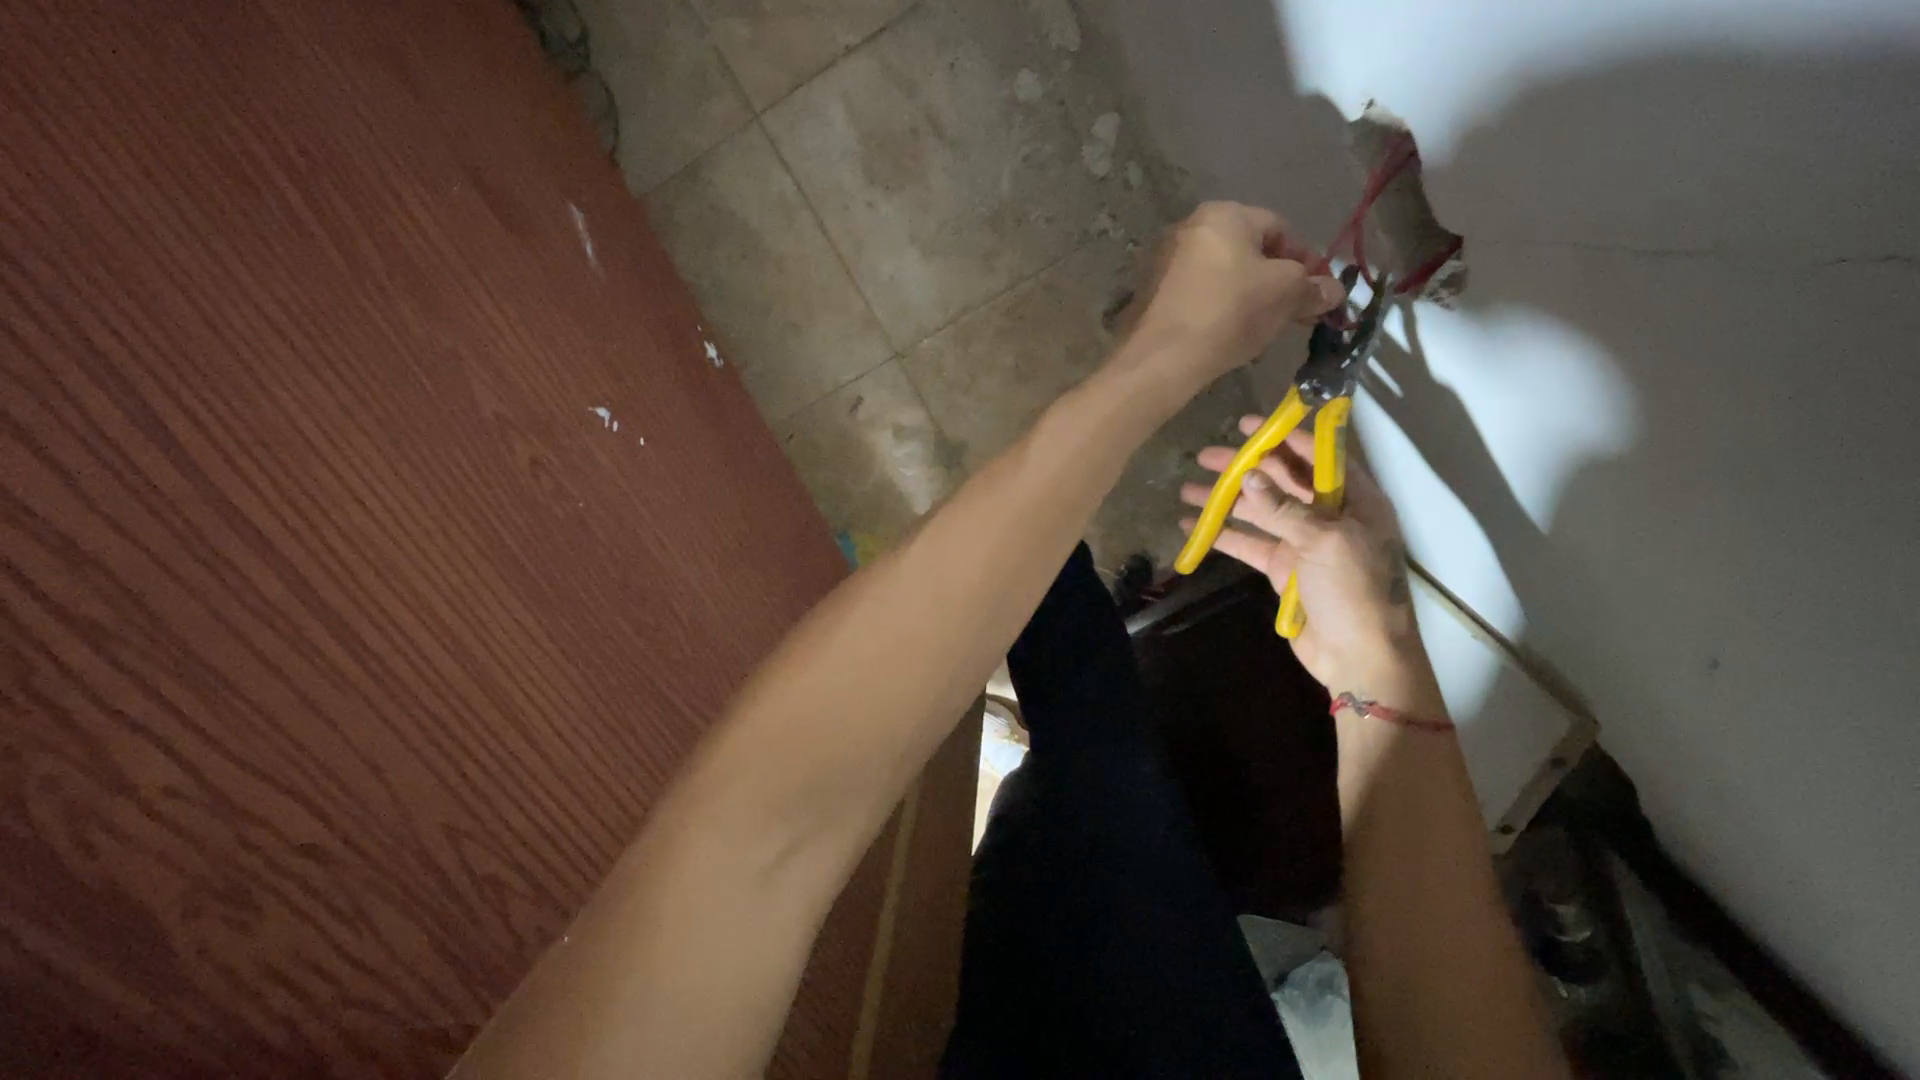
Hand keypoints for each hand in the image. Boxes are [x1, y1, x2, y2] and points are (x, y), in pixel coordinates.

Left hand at [1127, 203, 1343, 387]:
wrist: (1162, 358)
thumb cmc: (1229, 312)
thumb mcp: (1285, 295)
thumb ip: (1313, 288)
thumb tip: (1334, 291)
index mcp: (1223, 215)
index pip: (1279, 228)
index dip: (1306, 260)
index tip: (1319, 292)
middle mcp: (1189, 229)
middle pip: (1249, 252)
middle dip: (1277, 282)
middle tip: (1295, 313)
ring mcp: (1165, 262)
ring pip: (1224, 276)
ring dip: (1250, 298)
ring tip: (1265, 329)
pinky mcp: (1152, 295)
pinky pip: (1199, 296)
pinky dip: (1219, 310)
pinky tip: (1229, 336)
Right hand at [1179, 416, 1433, 701]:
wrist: (1359, 654)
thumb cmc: (1354, 590)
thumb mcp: (1324, 541)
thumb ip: (1284, 508)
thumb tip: (1248, 477)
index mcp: (1353, 500)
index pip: (1318, 456)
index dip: (1284, 437)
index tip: (1249, 425)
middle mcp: (1328, 515)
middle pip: (1282, 480)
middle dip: (1244, 467)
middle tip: (1204, 456)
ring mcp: (1303, 542)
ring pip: (1259, 510)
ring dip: (1225, 499)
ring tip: (1187, 488)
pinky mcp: (1282, 568)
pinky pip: (1248, 544)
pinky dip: (1222, 535)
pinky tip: (1192, 525)